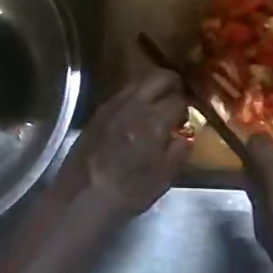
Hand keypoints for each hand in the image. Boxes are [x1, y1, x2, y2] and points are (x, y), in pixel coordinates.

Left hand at [51, 72, 189, 222]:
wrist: (83, 195)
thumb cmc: (128, 192)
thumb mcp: (163, 178)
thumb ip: (179, 151)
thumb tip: (187, 134)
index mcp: (154, 121)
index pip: (179, 100)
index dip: (189, 107)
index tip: (189, 117)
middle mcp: (134, 105)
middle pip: (159, 77)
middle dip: (174, 83)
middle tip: (180, 96)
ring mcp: (113, 105)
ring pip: (139, 81)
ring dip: (153, 87)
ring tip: (159, 103)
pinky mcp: (99, 111)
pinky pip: (122, 93)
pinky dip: (135, 96)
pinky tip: (136, 112)